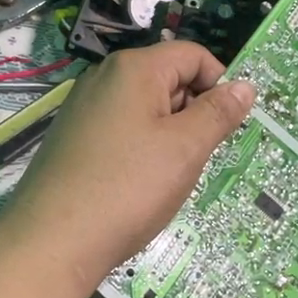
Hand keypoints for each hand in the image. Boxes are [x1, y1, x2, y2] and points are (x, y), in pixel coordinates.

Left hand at [0, 42, 254, 288]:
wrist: (52, 241)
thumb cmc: (128, 188)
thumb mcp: (185, 150)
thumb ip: (218, 113)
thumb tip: (245, 85)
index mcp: (133, 68)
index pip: (193, 55)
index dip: (219, 85)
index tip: (228, 127)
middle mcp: (104, 77)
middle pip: (167, 78)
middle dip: (192, 112)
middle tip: (197, 158)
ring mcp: (83, 107)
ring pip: (145, 107)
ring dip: (168, 135)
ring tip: (167, 177)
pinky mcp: (72, 137)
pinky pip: (120, 128)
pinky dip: (140, 149)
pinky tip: (137, 185)